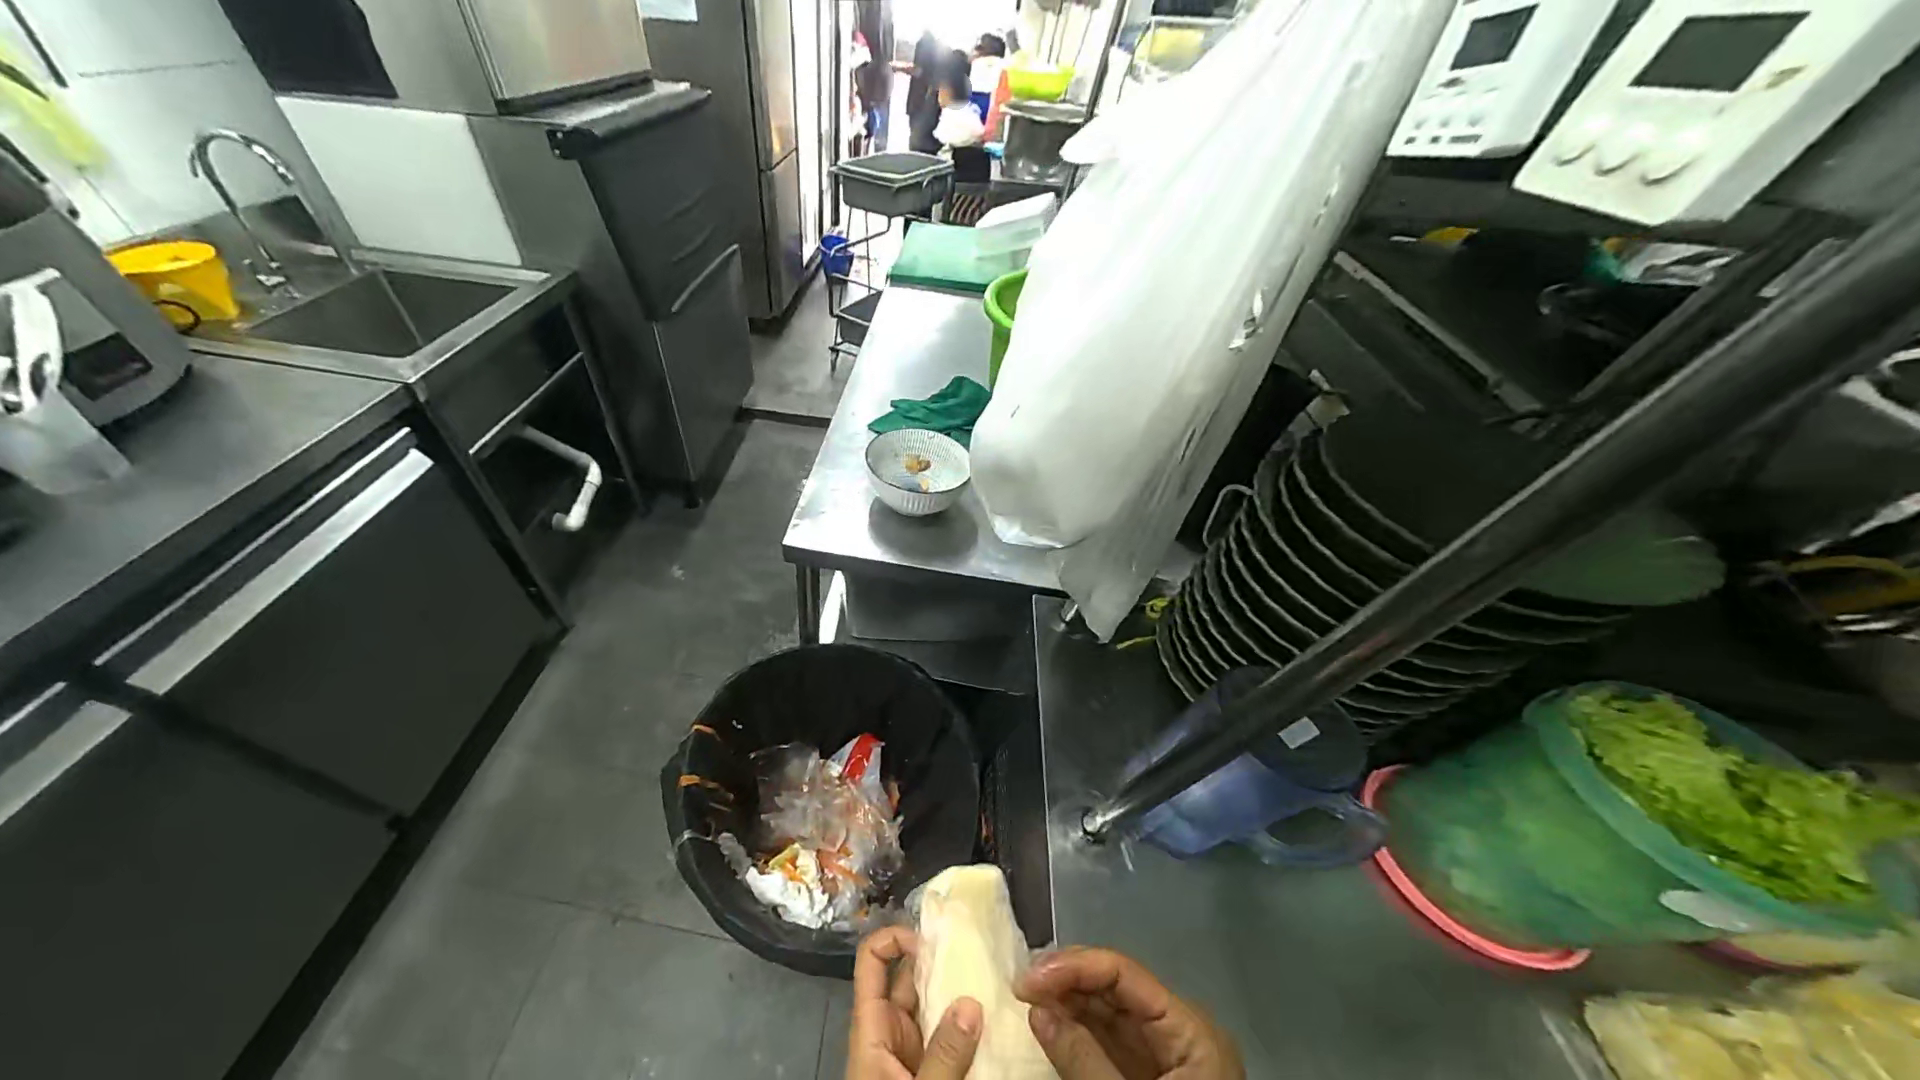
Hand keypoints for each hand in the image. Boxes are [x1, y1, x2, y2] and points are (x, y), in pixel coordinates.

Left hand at [847, 926, 982, 1079]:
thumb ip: (943, 1054)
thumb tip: (971, 1002)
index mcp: (873, 1026)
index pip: (872, 960)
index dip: (896, 938)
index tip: (933, 940)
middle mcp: (892, 1029)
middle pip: (911, 976)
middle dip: (942, 957)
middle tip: (980, 945)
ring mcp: (913, 1047)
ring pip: (935, 1001)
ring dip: (960, 987)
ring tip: (994, 968)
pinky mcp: (933, 1066)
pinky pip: (950, 1031)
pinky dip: (968, 1018)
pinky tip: (997, 1007)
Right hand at [1015, 947, 1243, 1079]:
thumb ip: (1084, 1061)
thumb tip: (1037, 1011)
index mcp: (1190, 1031)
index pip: (1123, 974)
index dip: (1072, 967)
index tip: (1025, 982)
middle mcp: (1177, 1030)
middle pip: (1115, 985)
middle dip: (1066, 979)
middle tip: (1020, 987)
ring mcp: (1162, 1054)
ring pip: (1107, 1007)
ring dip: (1066, 999)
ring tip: (1027, 999)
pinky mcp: (1146, 1075)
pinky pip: (1107, 1037)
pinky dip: (1076, 1028)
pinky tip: (1048, 1022)